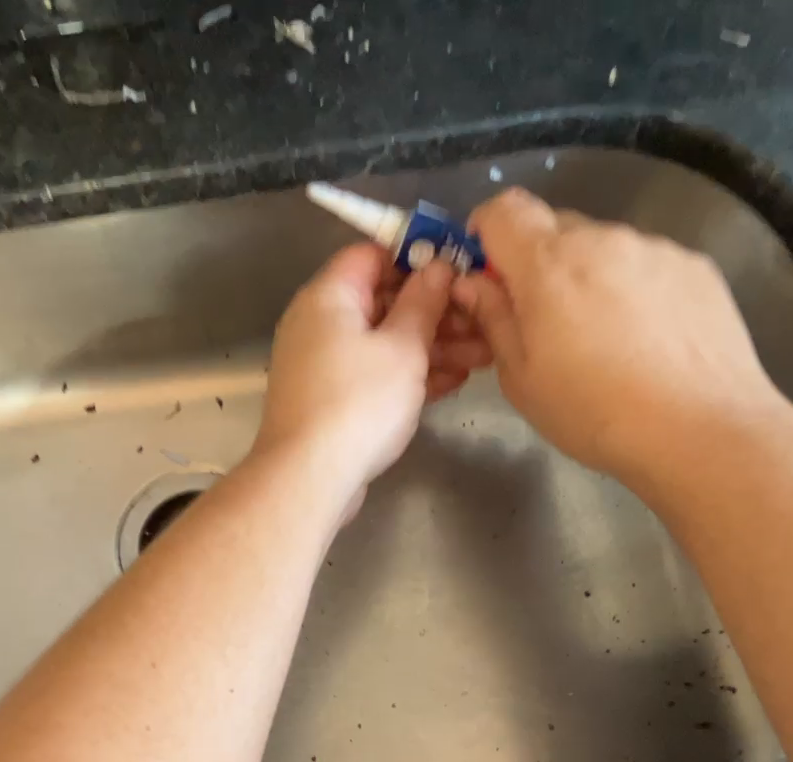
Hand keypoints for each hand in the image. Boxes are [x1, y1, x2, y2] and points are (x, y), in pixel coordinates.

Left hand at [252, 243, 482, 506]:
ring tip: (484, 355)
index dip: (417, 257)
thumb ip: (424, 302)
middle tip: (483, 320)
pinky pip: (375, 374)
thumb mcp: (403, 347)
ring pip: (384, 341)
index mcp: (329, 297)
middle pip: (383, 300)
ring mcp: (324, 365)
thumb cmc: (358, 402)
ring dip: (432, 345)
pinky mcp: (332, 400)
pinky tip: (454, 382)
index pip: (372, 255)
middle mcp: (320, 324)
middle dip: (436, 310)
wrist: (309, 477)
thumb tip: (436, 267)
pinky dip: (409, 374)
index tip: (458, 269)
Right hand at [451, 188, 792, 477]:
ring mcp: (656, 249)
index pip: (504, 210)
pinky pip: (646, 264)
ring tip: (603, 337)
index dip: (486, 231)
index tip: (487, 271)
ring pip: (602, 247)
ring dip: (587, 276)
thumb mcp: (521, 378)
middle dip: (536, 263)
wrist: (702, 430)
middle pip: (554, 227)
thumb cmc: (592, 412)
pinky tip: (646, 340)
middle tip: (542, 319)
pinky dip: (632, 288)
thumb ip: (493, 319)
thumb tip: (474, 283)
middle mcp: (603, 239)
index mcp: (548, 264)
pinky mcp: (696, 267)